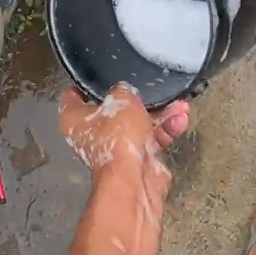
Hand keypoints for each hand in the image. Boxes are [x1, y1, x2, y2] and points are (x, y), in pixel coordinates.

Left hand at [58, 84, 190, 198]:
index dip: (86, 84)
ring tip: (180, 106)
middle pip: (114, 110)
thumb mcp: (121, 99)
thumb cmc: (117, 135)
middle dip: (140, 100)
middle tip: (157, 90)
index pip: (74, 95)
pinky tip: (181, 120)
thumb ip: (123, 90)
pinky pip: (152, 140)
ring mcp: (115, 149)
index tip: (101, 74)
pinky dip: (166, 130)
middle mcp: (91, 134)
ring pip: (138, 124)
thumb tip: (125, 93)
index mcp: (74, 118)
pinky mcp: (136, 161)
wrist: (134, 180)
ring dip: (161, 114)